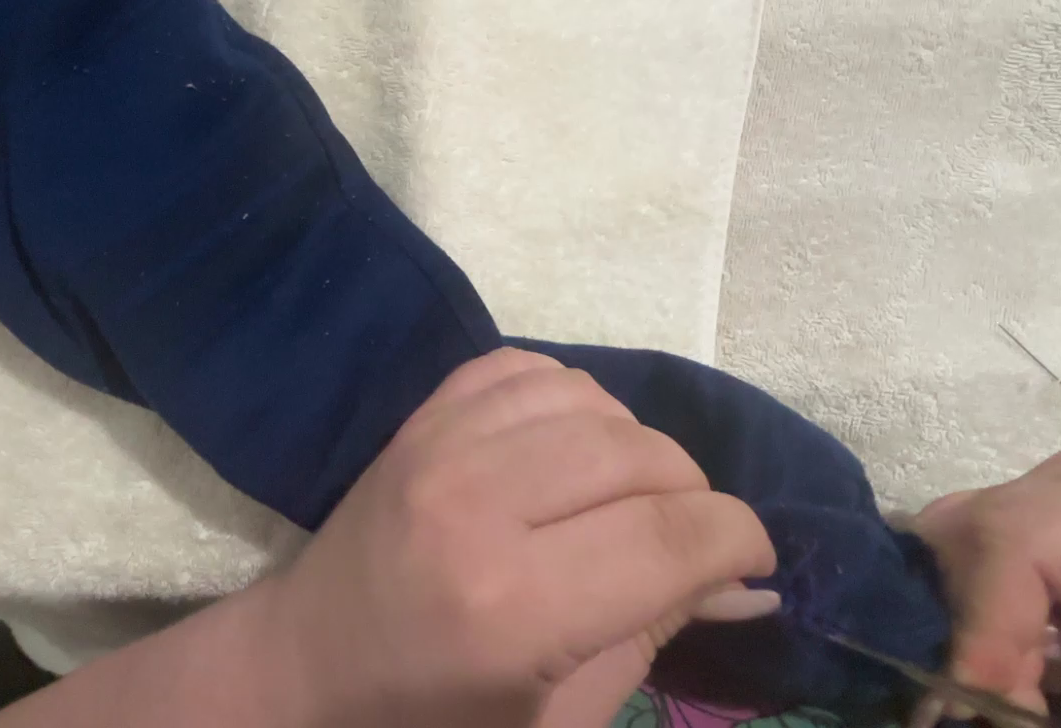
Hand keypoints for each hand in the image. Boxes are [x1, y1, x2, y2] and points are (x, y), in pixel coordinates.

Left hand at [249, 348, 779, 727]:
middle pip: (636, 453)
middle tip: (692, 530)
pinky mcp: (422, 415)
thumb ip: (656, 631)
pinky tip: (571, 440)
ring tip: (630, 488)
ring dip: (635, 440)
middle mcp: (478, 503)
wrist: (308, 664)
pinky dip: (571, 396)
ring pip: (589, 398)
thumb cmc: (434, 719)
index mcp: (514, 608)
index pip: (670, 535)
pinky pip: (527, 367)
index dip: (738, 537)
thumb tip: (748, 581)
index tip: (753, 555)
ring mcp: (441, 444)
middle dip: (694, 490)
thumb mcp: (561, 714)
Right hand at [913, 451, 1060, 726]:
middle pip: (963, 535)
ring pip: (950, 548)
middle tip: (975, 710)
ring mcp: (1058, 513)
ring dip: (957, 628)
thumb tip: (1018, 724)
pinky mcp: (1053, 550)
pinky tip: (1011, 683)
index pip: (1015, 540)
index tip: (980, 711)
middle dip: (951, 623)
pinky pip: (975, 575)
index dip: (981, 624)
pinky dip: (976, 633)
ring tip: (994, 698)